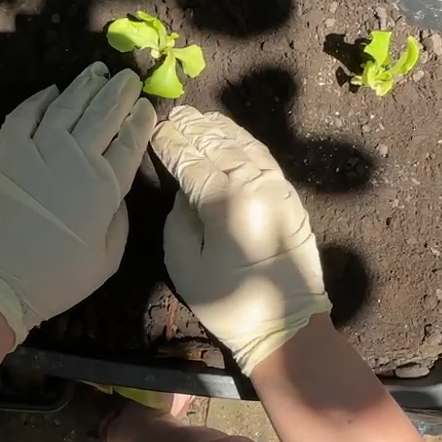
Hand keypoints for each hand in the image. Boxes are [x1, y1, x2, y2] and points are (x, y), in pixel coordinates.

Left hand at [0, 63, 156, 342]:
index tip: (145, 106)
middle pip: (103, 115)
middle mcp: (75, 158)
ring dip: (85, 86)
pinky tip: (52, 90)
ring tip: (97, 72)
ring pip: (67, 105)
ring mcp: (37, 148)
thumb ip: (119, 220)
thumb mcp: (106, 260)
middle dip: (119, 92)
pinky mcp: (5, 150)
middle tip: (128, 77)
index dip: (139, 120)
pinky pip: (25, 113)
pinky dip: (40, 98)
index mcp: (105, 186)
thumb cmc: (56, 279)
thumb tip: (117, 193)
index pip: (130, 142)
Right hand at [149, 105, 330, 374]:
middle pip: (216, 144)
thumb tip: (184, 187)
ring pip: (242, 143)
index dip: (168, 143)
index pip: (189, 159)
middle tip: (170, 116)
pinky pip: (262, 154)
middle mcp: (254, 183)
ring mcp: (276, 185)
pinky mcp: (289, 193)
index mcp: (225, 200)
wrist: (286, 325)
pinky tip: (227, 133)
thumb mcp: (183, 261)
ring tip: (195, 118)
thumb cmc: (227, 302)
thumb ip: (179, 215)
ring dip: (216, 127)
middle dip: (190, 128)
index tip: (152, 130)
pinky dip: (241, 139)